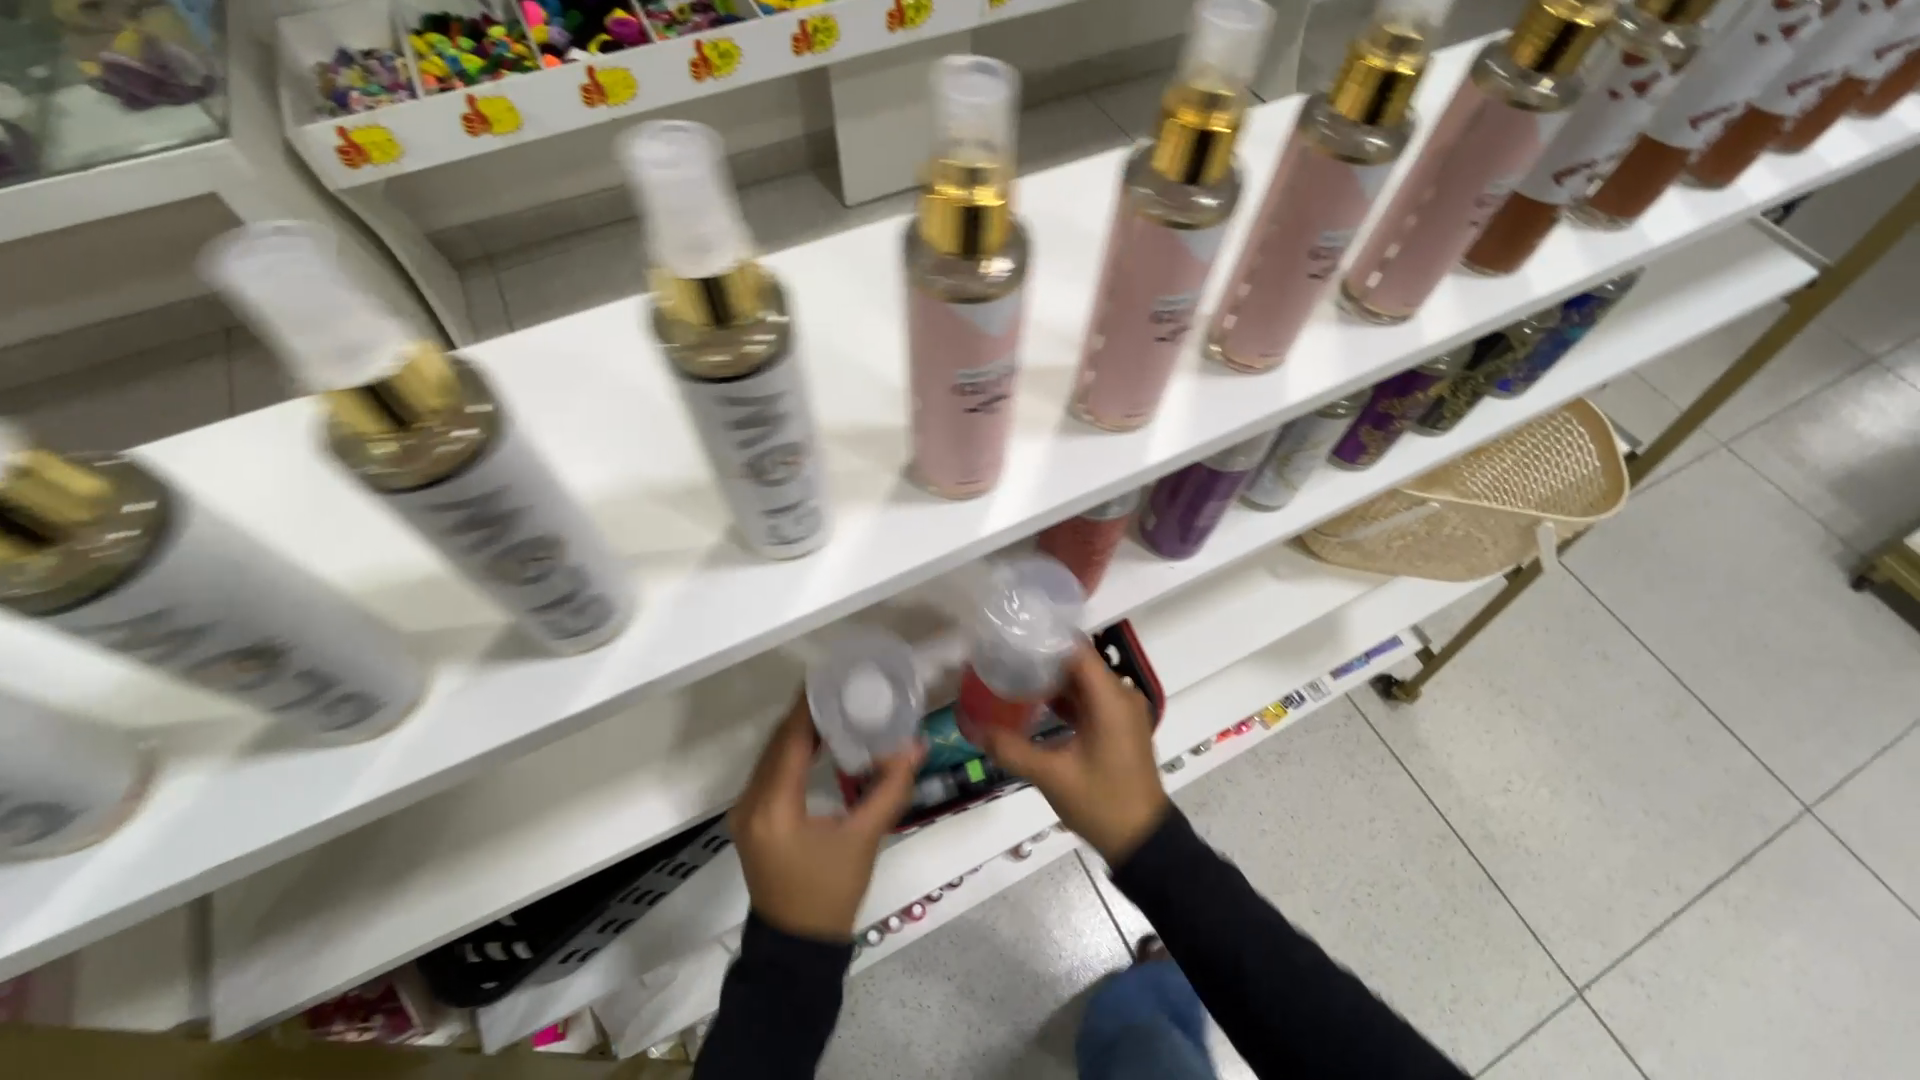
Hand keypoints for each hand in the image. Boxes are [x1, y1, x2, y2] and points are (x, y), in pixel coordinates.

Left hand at [729, 695, 924, 941]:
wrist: (798, 946)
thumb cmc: (831, 893)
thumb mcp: (864, 840)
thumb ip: (889, 789)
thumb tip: (915, 746)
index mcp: (773, 807)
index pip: (791, 741)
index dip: (810, 709)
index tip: (833, 680)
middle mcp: (750, 803)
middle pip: (777, 744)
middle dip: (807, 715)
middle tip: (841, 690)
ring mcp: (745, 812)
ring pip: (771, 756)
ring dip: (799, 732)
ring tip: (834, 709)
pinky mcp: (751, 820)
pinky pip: (769, 772)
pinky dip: (792, 752)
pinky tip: (818, 744)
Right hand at [979, 644, 1168, 865]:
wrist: (1142, 840)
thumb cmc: (1101, 802)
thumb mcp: (1051, 776)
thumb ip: (1011, 749)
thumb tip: (975, 729)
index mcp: (1111, 699)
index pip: (1075, 649)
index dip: (1044, 640)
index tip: (1011, 638)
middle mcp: (1121, 696)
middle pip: (1078, 663)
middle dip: (1041, 660)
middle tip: (1003, 659)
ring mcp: (1122, 713)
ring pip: (1083, 683)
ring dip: (1052, 682)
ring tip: (1012, 677)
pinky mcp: (1119, 728)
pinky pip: (1090, 701)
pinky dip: (1065, 700)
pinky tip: (1034, 705)